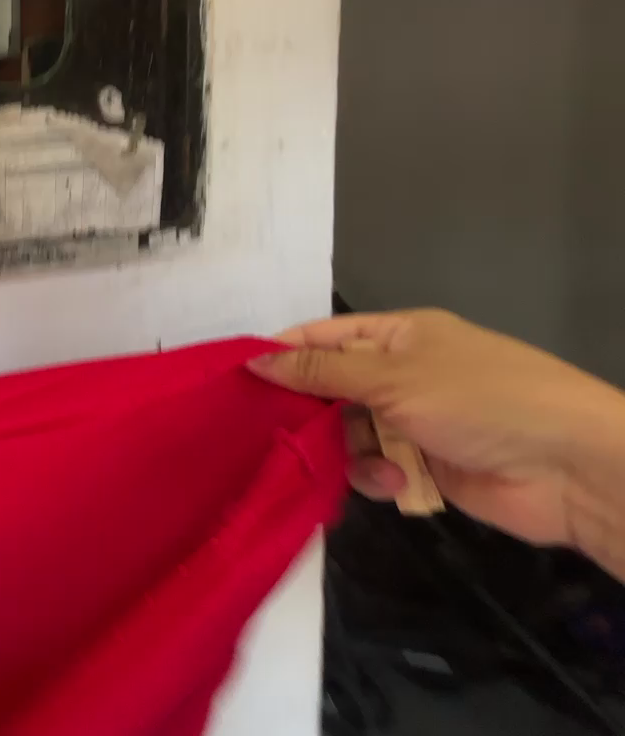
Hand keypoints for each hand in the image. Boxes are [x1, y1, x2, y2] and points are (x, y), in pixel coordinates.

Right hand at [249, 309, 624, 553]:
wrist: (583, 473)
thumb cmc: (483, 401)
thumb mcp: (391, 376)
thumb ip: (316, 370)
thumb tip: (251, 361)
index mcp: (399, 337)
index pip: (319, 337)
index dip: (279, 353)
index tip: (237, 376)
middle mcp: (402, 375)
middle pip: (326, 387)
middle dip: (305, 409)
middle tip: (272, 426)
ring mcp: (414, 420)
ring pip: (344, 430)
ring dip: (346, 448)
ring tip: (366, 461)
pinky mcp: (425, 464)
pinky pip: (373, 464)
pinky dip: (376, 474)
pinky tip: (396, 481)